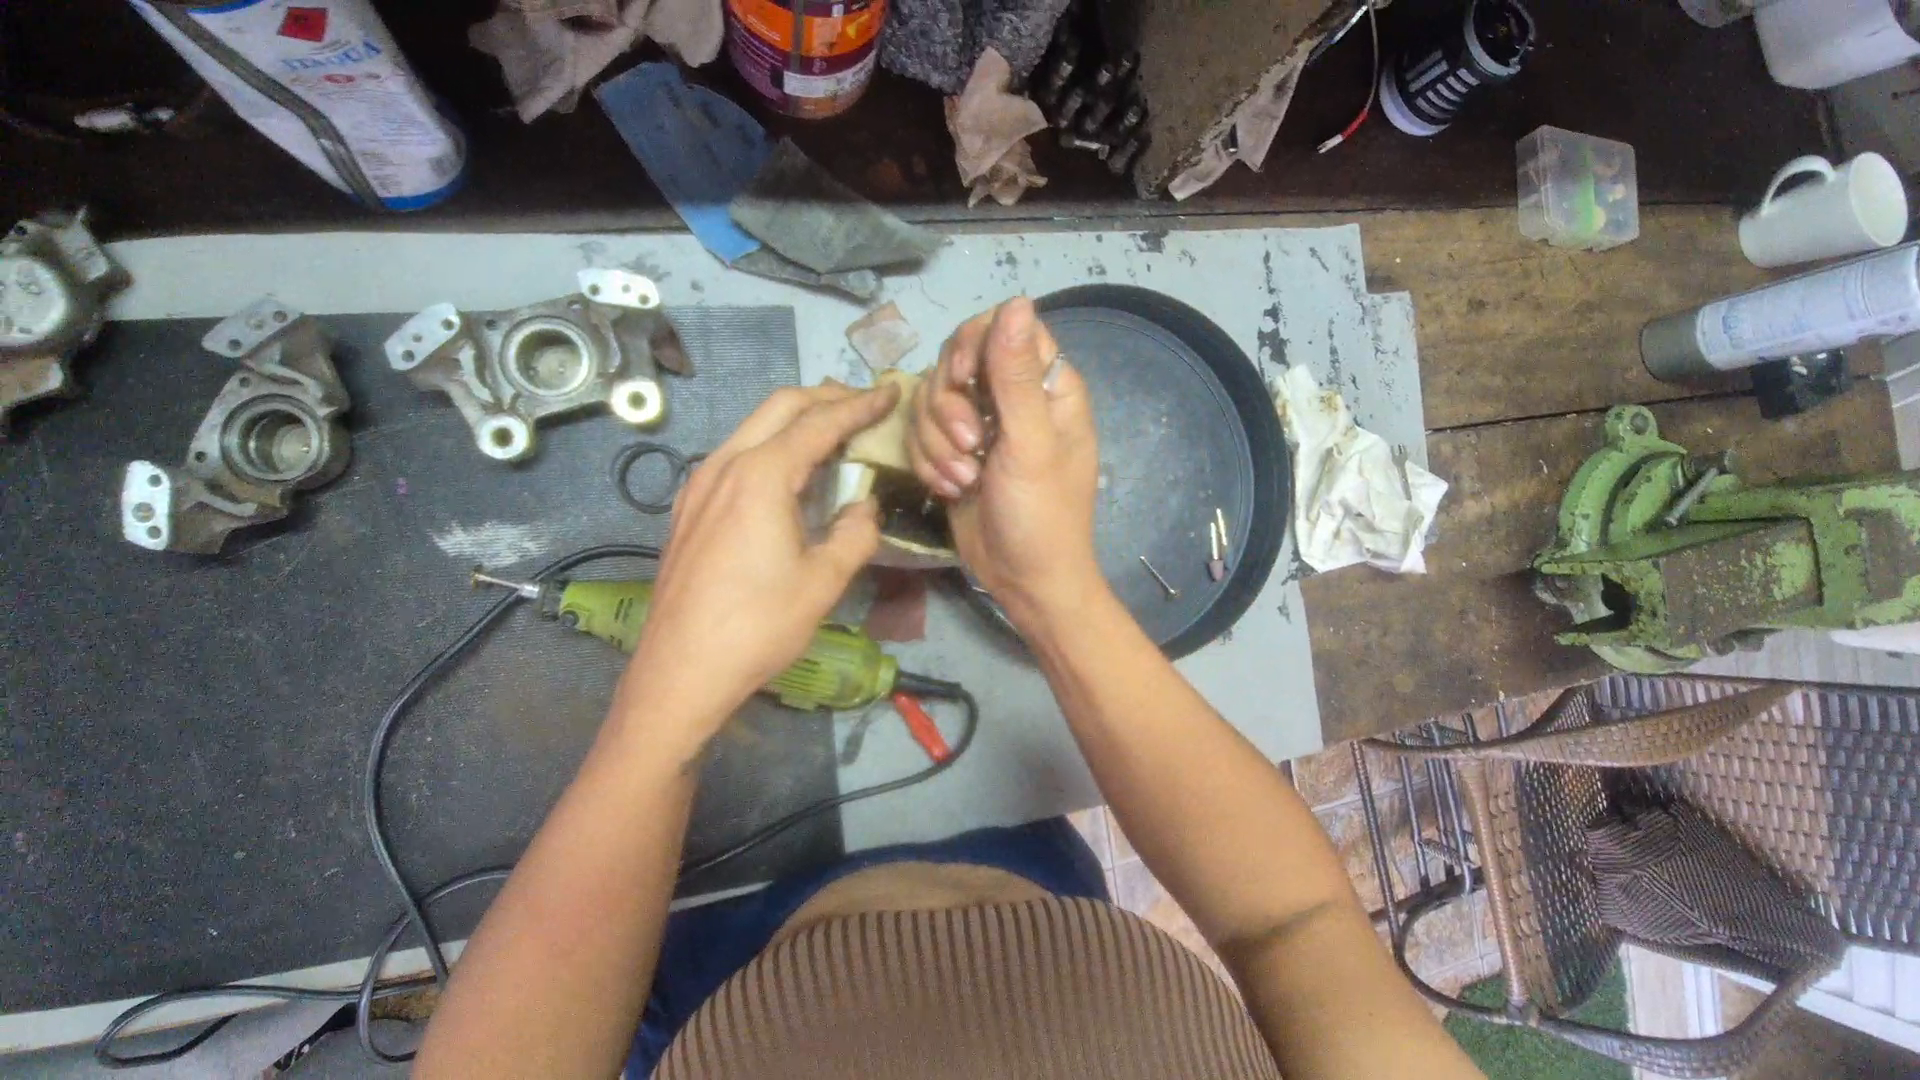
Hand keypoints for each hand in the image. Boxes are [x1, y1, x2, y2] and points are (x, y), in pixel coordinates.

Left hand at [611, 382, 899, 759]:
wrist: (681, 669)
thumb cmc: (758, 626)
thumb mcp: (823, 582)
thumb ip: (855, 534)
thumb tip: (864, 508)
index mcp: (761, 475)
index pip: (819, 423)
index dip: (859, 405)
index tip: (890, 392)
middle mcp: (725, 465)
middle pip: (780, 408)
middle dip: (826, 398)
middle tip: (865, 404)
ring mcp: (700, 484)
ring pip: (753, 428)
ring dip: (796, 421)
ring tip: (834, 433)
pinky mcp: (690, 507)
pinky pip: (736, 456)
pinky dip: (771, 446)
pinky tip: (790, 473)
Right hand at [908, 298, 1104, 629]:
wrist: (1023, 580)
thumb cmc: (1042, 515)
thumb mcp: (1030, 444)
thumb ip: (1016, 374)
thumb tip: (1016, 301)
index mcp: (1047, 386)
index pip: (1002, 327)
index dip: (972, 345)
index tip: (961, 378)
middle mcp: (1012, 397)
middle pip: (956, 360)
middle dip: (949, 405)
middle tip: (970, 445)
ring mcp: (981, 424)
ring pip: (932, 398)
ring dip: (937, 441)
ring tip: (964, 479)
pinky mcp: (954, 451)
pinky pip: (921, 432)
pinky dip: (929, 460)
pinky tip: (950, 488)